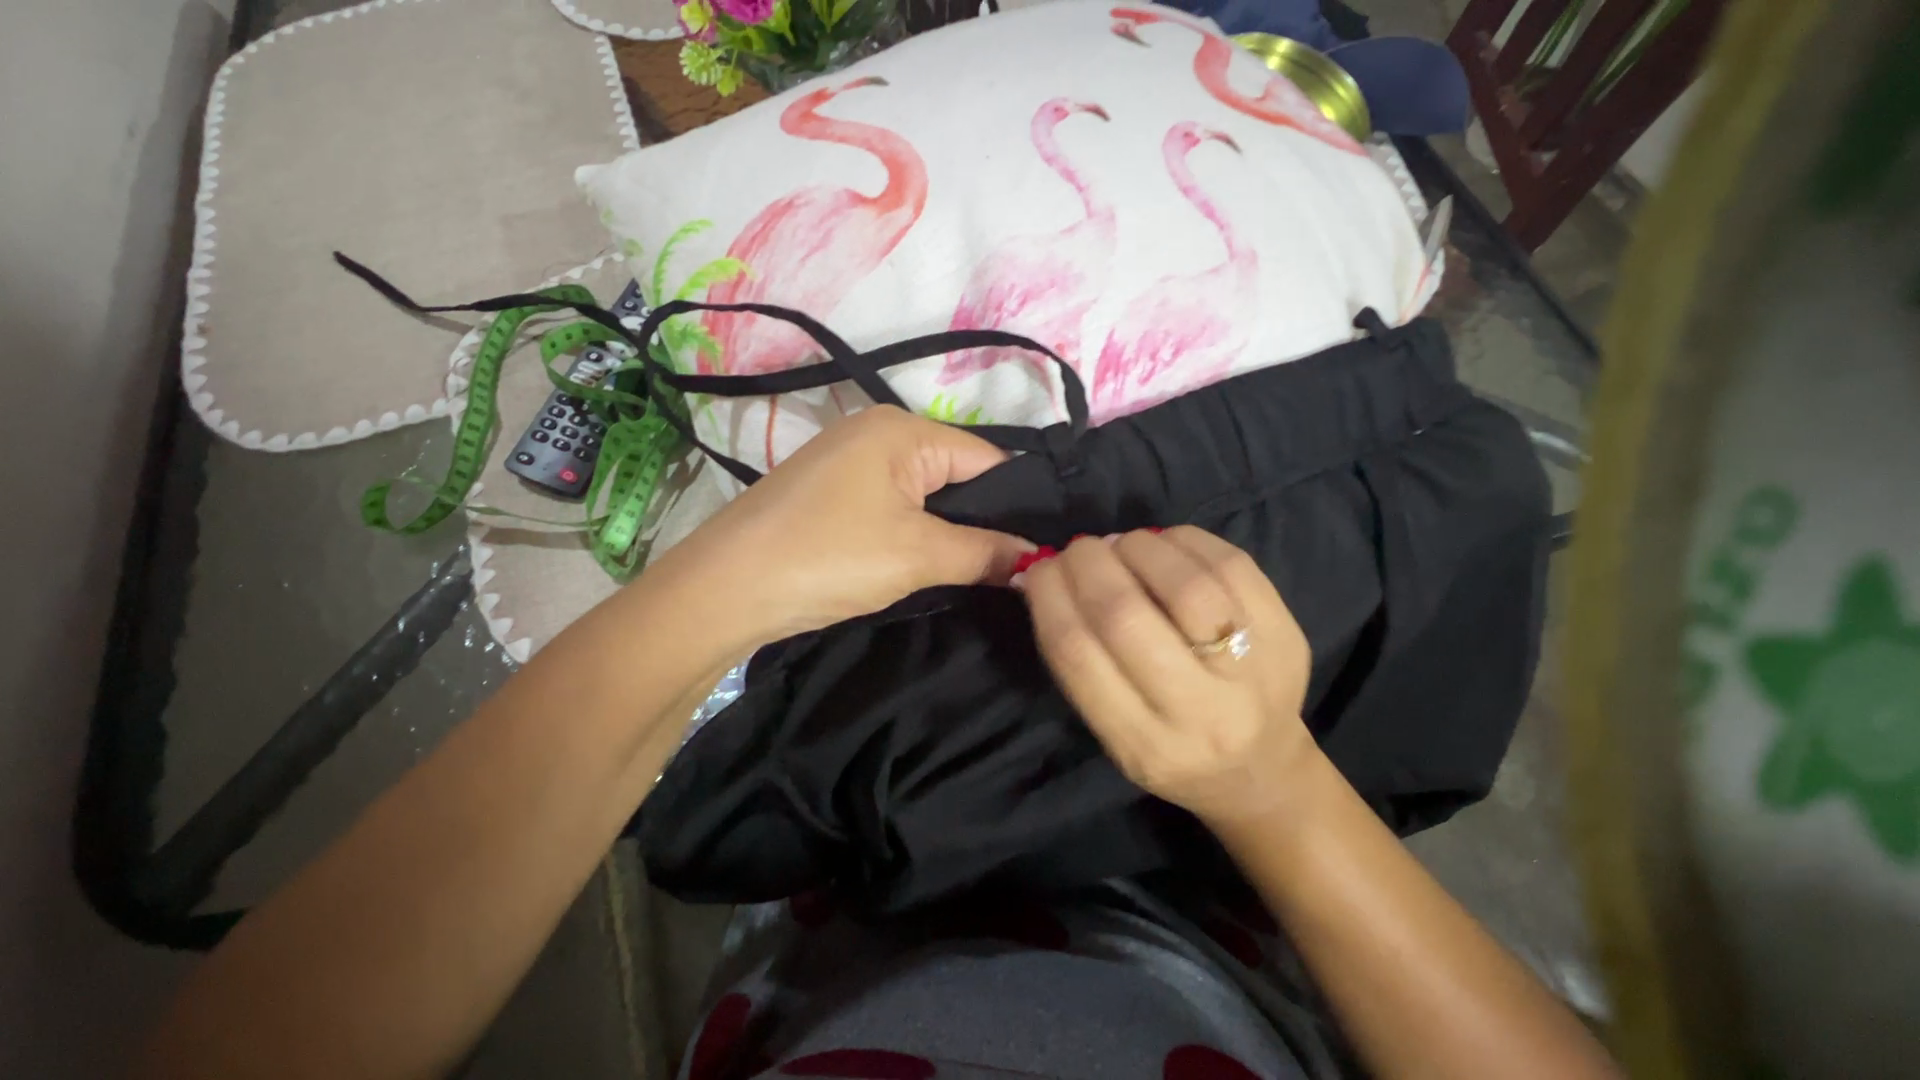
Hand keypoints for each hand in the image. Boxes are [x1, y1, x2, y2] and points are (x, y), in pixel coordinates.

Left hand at [657, 406, 1032, 645]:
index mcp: (903, 428)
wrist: (726, 588)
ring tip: (988, 571)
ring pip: (925, 493)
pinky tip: (934, 564)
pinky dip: (917, 532)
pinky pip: (894, 505)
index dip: (1022, 506)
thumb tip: (1037, 561)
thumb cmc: (829, 558)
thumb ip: (985, 553)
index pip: (989, 460)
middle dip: (986, 519)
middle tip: (1024, 568)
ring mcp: (849, 460)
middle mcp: (877, 431)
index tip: (1050, 551)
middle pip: (957, 473)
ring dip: (952, 530)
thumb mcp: (918, 555)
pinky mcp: (831, 492)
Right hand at [1019, 527, 1317, 825]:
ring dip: (1139, 547)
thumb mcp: (1112, 731)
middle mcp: (1200, 712)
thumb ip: (1079, 659)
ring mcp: (1252, 672)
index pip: (1078, 654)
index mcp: (1142, 743)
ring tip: (1122, 545)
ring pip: (1186, 585)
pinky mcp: (1287, 635)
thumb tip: (1045, 574)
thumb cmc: (1170, 749)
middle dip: (1089, 566)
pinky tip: (1163, 543)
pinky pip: (1232, 565)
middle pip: (1126, 615)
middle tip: (1077, 549)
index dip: (1050, 597)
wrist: (1260, 770)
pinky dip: (1184, 541)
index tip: (1038, 570)